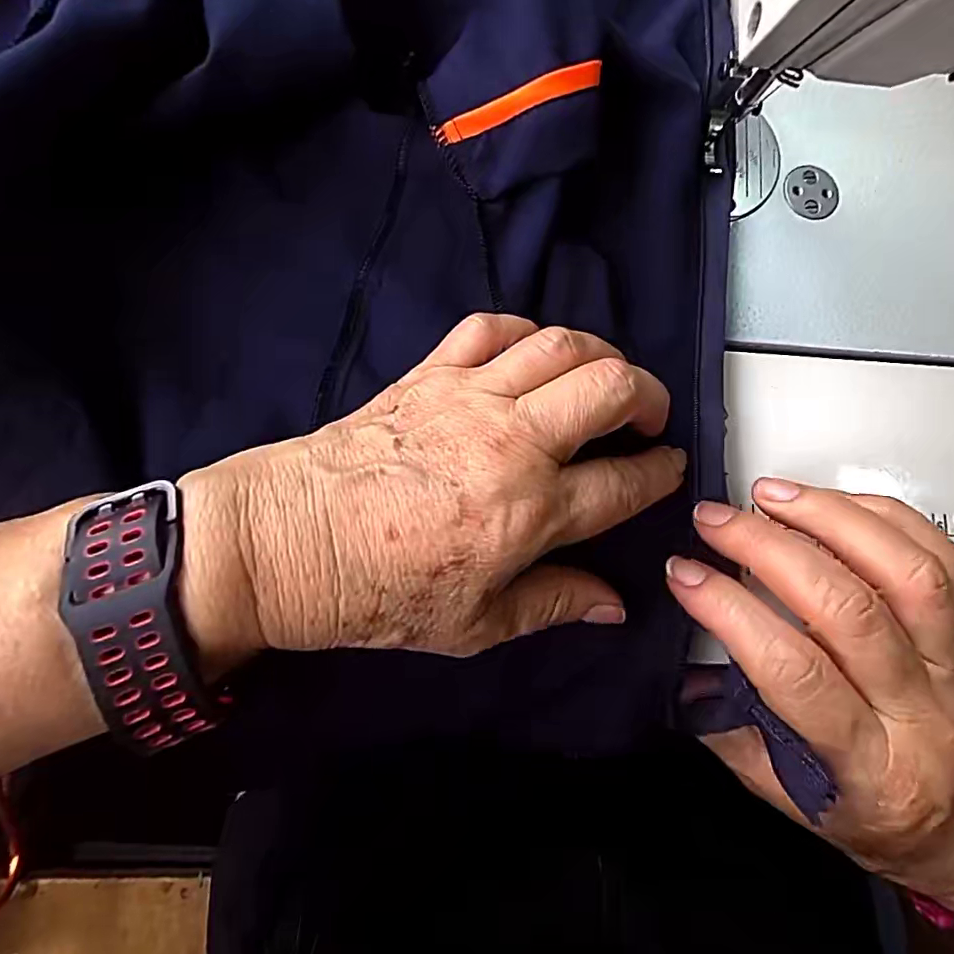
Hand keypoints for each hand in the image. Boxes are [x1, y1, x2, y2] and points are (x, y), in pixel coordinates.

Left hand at [181, 314, 686, 660]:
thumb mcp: (472, 625)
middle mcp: (508, 443)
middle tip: (646, 420)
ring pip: (562, 346)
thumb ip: (551, 604)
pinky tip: (529, 353)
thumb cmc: (372, 590)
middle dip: (649, 398)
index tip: (666, 469)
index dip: (660, 474)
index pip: (626, 482)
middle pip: (612, 389)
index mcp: (528, 512)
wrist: (287, 541)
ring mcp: (465, 400)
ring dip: (600, 356)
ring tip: (602, 381)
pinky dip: (522, 331)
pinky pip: (487, 328)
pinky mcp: (424, 376)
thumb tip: (611, 603)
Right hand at [668, 481, 953, 912]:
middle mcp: (918, 708)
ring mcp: (950, 664)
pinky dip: (882, 516)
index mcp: (865, 759)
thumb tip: (674, 665)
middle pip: (849, 610)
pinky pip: (941, 561)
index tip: (684, 573)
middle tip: (713, 519)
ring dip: (831, 519)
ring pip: (909, 576)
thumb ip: (726, 730)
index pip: (796, 672)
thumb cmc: (867, 812)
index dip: (731, 612)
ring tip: (771, 493)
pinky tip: (829, 500)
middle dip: (768, 548)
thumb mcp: (780, 790)